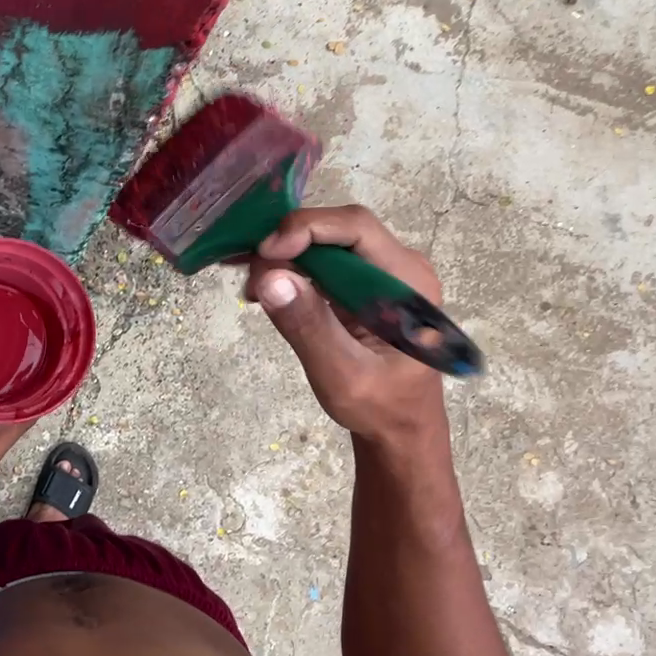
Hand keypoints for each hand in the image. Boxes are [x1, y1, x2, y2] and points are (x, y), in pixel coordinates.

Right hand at [245, 206, 448, 445]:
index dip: (306, 229)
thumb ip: (309, 326)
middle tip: (248, 281)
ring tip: (250, 291)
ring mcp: (376, 275)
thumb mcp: (342, 375)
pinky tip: (259, 290)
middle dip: (286, 246)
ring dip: (281, 259)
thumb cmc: (380, 406)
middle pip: (334, 231)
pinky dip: (286, 270)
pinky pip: (318, 263)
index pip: (355, 227)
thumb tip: (269, 278)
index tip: (263, 255)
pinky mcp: (357, 286)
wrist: (399, 428)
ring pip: (322, 244)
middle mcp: (396, 266)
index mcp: (406, 281)